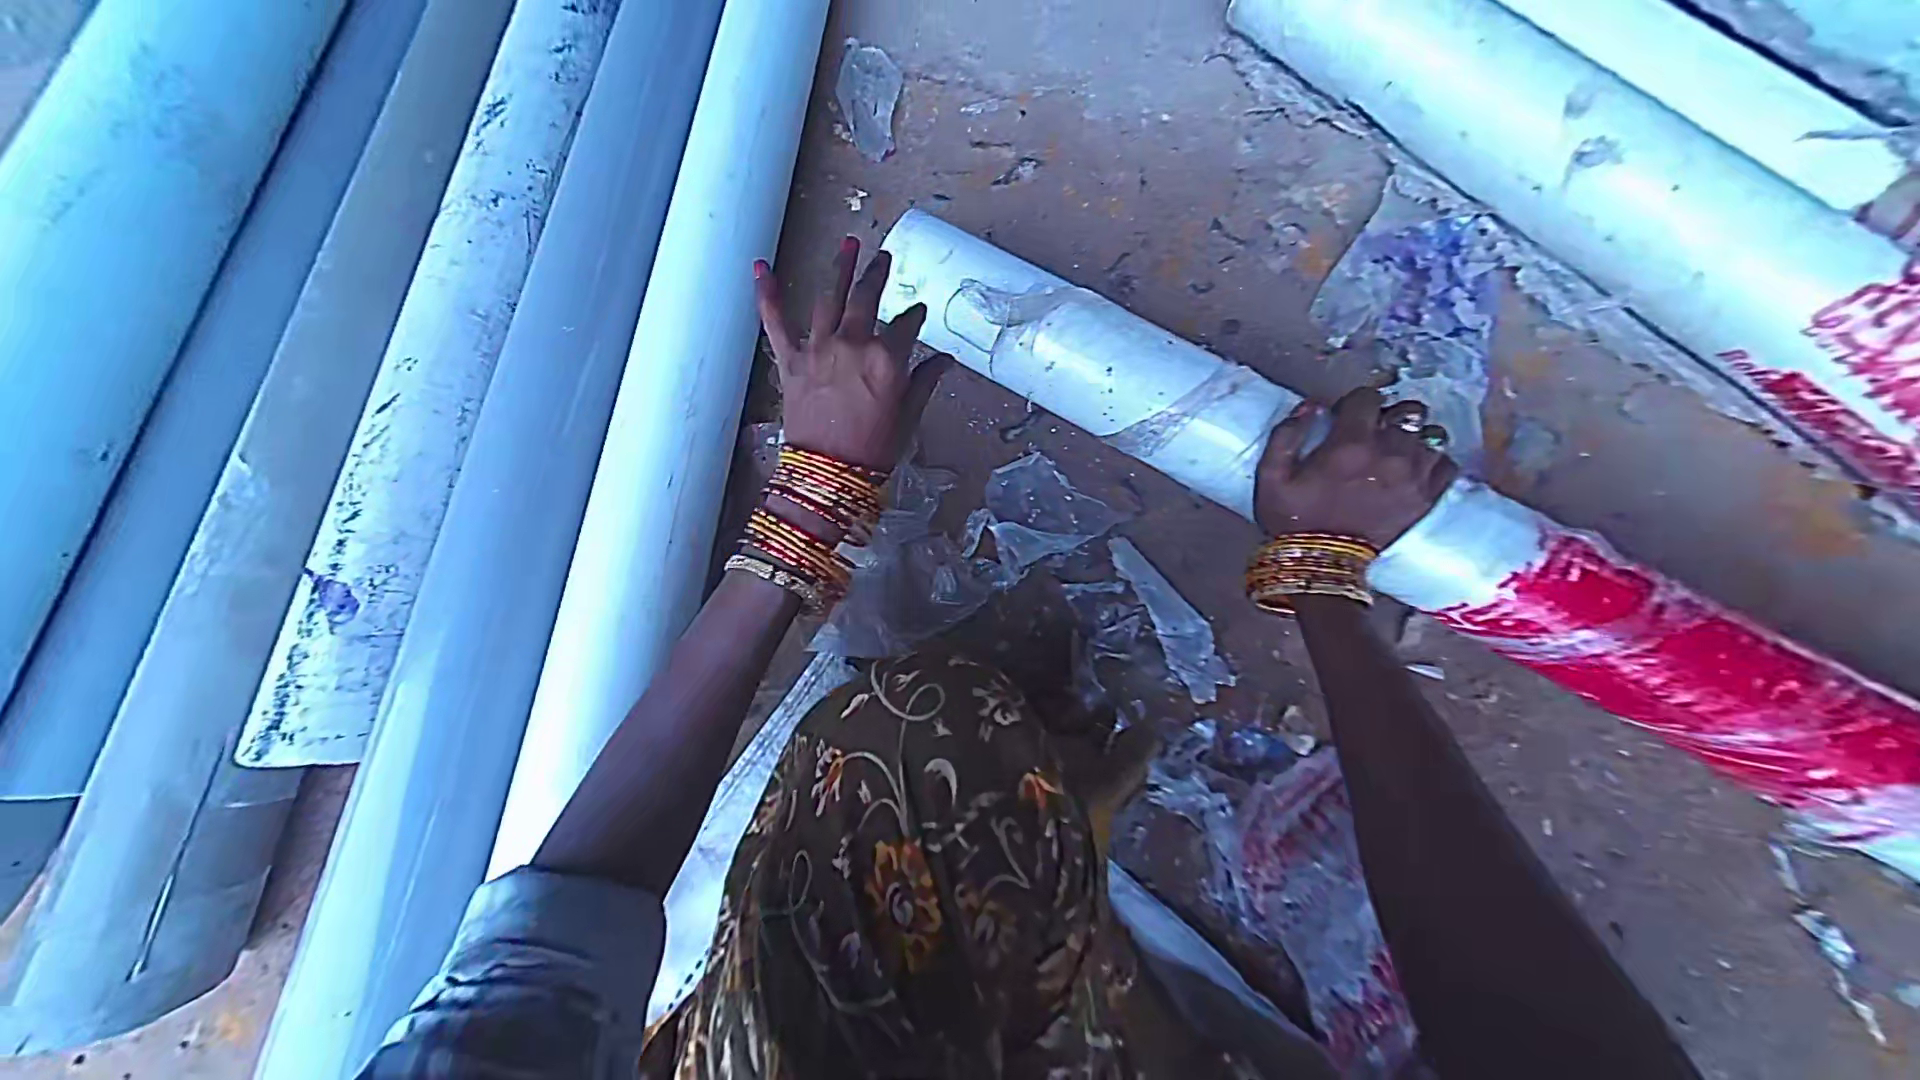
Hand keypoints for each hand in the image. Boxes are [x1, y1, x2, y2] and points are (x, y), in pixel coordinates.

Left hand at [754, 236, 952, 469]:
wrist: (829, 472)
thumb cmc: (873, 451)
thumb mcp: (909, 416)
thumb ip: (925, 382)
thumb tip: (943, 362)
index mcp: (887, 359)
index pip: (906, 326)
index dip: (914, 318)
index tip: (918, 313)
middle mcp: (853, 345)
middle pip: (867, 298)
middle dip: (877, 274)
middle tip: (883, 258)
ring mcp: (819, 349)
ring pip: (829, 297)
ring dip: (840, 267)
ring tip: (848, 244)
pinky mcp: (791, 361)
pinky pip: (775, 321)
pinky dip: (767, 293)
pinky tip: (761, 266)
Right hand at [1254, 386, 1457, 547]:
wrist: (1322, 562)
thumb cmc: (1292, 518)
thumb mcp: (1270, 477)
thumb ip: (1285, 436)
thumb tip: (1311, 406)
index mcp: (1349, 443)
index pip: (1367, 397)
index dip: (1354, 403)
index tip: (1343, 418)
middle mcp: (1390, 451)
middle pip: (1409, 410)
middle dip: (1390, 415)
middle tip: (1373, 433)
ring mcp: (1415, 474)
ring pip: (1432, 433)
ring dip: (1414, 437)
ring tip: (1395, 451)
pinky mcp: (1429, 496)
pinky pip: (1446, 463)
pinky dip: (1432, 461)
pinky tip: (1412, 469)